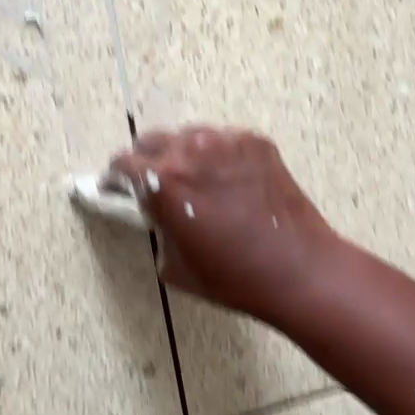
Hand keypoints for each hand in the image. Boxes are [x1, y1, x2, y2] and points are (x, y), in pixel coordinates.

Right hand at [108, 127, 342, 322]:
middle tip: (154, 185)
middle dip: (146, 161)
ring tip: (196, 182)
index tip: (116, 187)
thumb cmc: (232, 277)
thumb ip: (157, 226)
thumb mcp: (173, 263)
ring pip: (189, 137)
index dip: (114, 179)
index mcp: (164, 181)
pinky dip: (217, 157)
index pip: (122, 164)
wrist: (299, 270)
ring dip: (183, 155)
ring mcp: (226, 142)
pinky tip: (229, 183)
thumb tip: (157, 212)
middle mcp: (191, 151)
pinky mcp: (255, 143)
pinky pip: (223, 142)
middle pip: (152, 141)